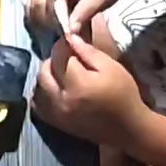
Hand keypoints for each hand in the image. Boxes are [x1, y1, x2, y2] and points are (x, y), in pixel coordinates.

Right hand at [28, 0, 125, 35]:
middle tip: (62, 35)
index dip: (58, 18)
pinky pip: (34, 2)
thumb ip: (85, 11)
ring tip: (55, 31)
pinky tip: (48, 25)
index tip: (67, 33)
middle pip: (39, 1)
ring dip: (41, 20)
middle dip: (48, 21)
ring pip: (33, 3)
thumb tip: (69, 31)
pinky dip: (38, 16)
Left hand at [33, 34, 150, 145]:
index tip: (69, 40)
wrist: (127, 127)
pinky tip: (53, 88)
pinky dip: (41, 93)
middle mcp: (62, 99)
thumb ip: (88, 52)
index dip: (63, 45)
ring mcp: (56, 113)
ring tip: (60, 72)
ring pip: (38, 87)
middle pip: (44, 71)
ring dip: (46, 76)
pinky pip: (37, 105)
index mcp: (78, 84)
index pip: (60, 57)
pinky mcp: (56, 123)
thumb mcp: (111, 67)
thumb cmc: (124, 94)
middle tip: (66, 56)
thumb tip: (69, 38)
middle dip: (53, 59)